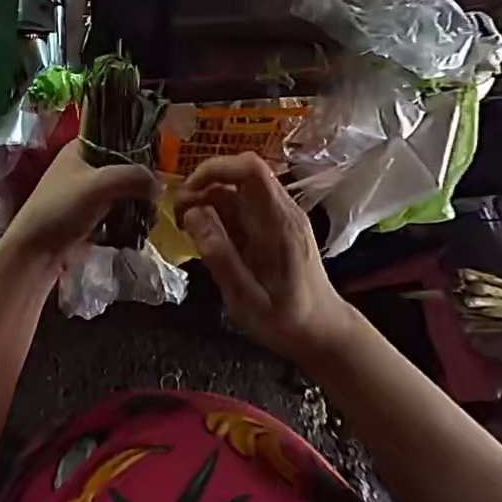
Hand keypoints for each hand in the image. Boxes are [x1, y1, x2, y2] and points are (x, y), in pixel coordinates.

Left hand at [0, 140, 156, 268]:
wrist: (36, 252)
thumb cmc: (62, 209)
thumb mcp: (99, 185)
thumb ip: (133, 177)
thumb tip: (160, 185)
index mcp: (82, 148)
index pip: (119, 137)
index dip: (140, 148)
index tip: (160, 163)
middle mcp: (86, 167)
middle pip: (127, 167)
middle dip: (144, 183)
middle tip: (155, 198)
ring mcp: (90, 193)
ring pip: (127, 192)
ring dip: (141, 205)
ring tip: (150, 219)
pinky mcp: (94, 217)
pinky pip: (122, 213)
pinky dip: (133, 220)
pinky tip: (143, 229)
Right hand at [176, 153, 356, 359]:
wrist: (323, 332)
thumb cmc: (286, 321)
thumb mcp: (246, 299)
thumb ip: (220, 257)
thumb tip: (192, 214)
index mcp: (279, 224)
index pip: (250, 170)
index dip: (214, 169)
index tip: (186, 194)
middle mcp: (282, 211)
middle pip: (239, 172)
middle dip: (202, 185)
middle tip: (178, 216)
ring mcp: (279, 216)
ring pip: (236, 188)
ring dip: (206, 198)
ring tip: (186, 227)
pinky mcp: (272, 224)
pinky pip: (240, 204)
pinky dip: (216, 210)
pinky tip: (204, 234)